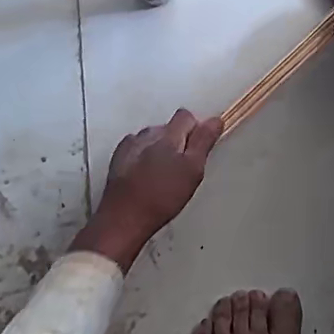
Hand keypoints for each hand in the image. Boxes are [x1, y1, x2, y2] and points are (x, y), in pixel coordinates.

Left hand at [71, 109, 223, 270]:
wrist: (124, 217)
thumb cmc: (163, 196)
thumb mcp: (192, 171)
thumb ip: (203, 142)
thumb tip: (215, 119)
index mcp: (169, 134)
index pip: (186, 116)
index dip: (196, 129)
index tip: (198, 150)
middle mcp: (148, 133)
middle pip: (169, 127)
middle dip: (178, 141)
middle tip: (182, 169)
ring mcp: (130, 144)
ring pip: (153, 138)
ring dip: (160, 148)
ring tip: (163, 176)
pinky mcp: (118, 158)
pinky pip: (136, 148)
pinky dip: (143, 156)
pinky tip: (145, 176)